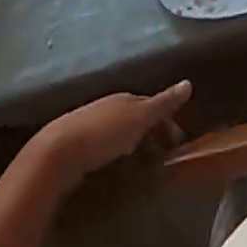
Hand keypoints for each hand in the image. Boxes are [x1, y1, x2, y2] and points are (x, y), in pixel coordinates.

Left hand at [33, 81, 191, 181]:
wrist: (57, 151)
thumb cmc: (103, 133)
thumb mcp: (139, 118)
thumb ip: (163, 103)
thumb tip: (188, 83)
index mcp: (125, 98)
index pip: (152, 105)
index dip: (167, 120)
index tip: (178, 141)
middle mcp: (110, 106)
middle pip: (137, 115)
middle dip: (152, 129)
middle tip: (166, 152)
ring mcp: (92, 123)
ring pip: (122, 129)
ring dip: (136, 141)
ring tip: (145, 161)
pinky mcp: (79, 143)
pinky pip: (107, 143)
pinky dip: (119, 150)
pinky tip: (118, 163)